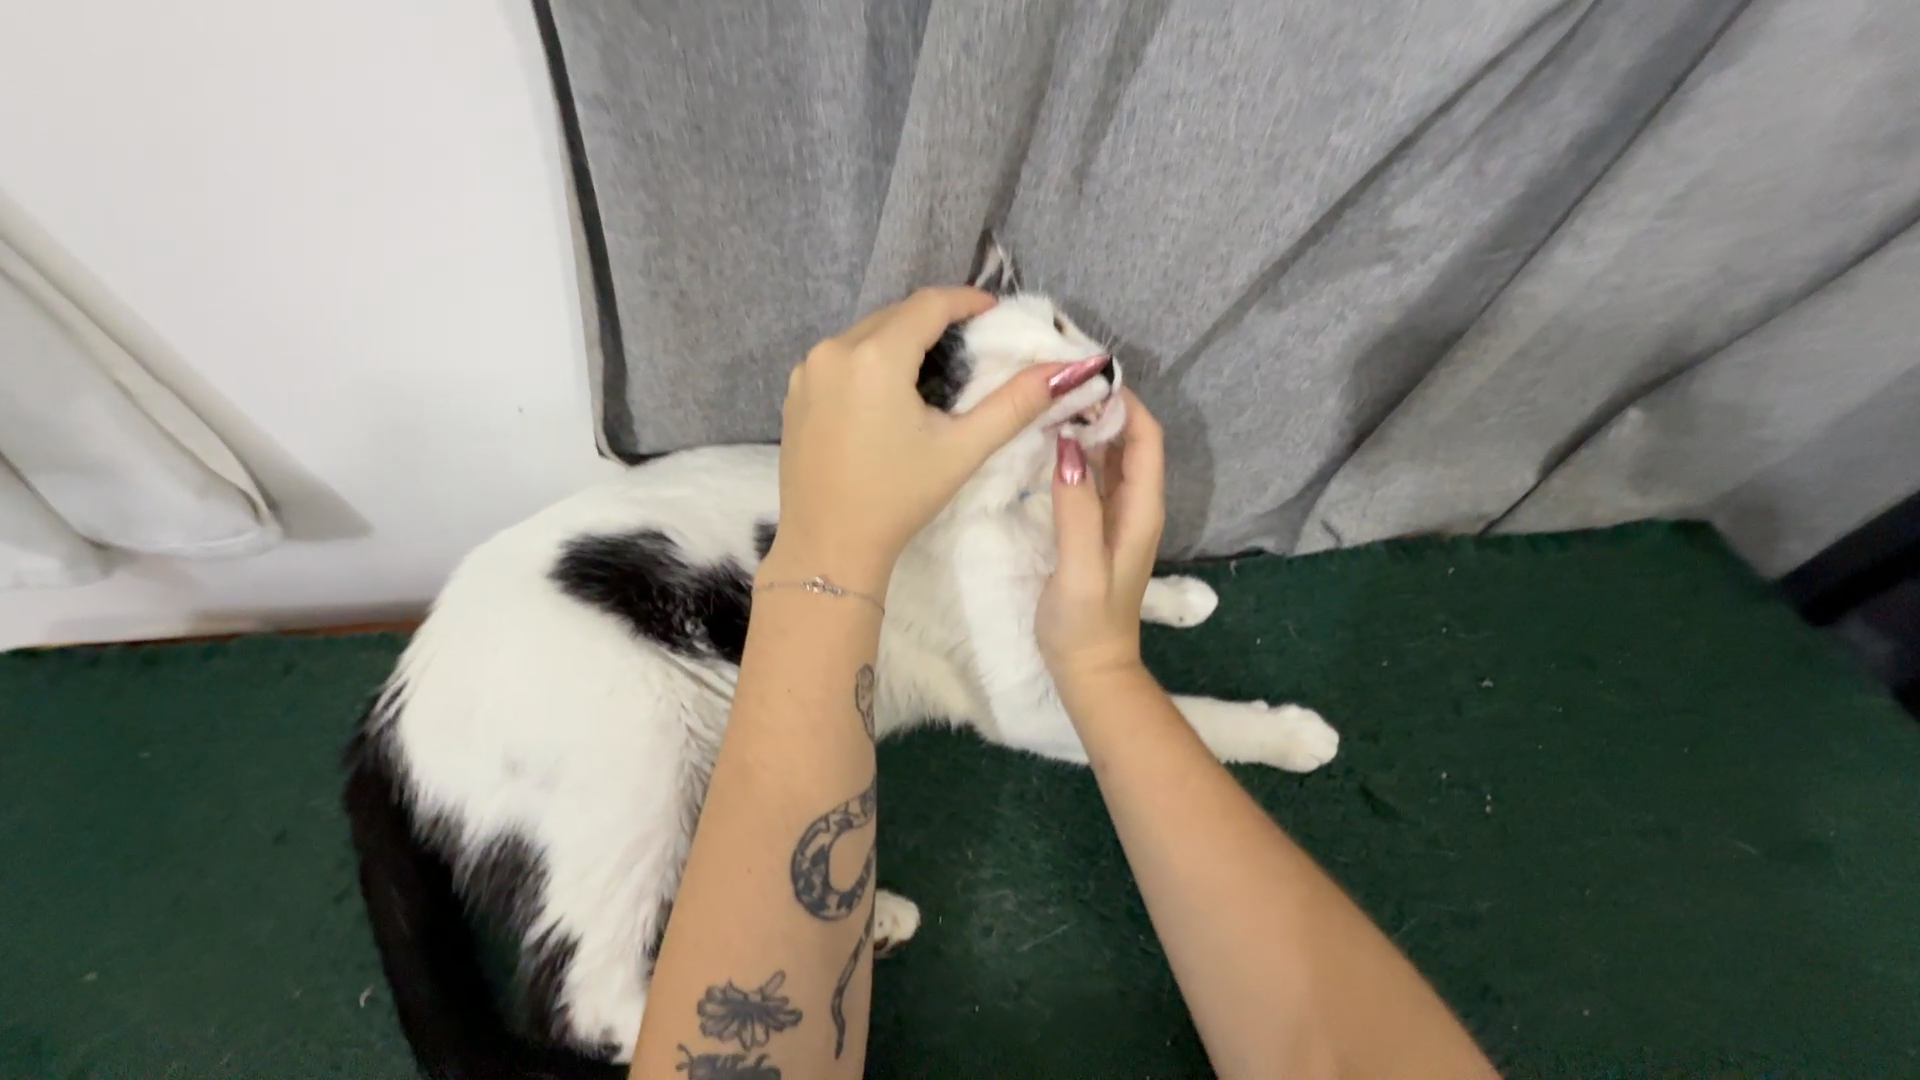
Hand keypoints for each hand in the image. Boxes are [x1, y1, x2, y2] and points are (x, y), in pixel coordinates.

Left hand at [769, 287, 1064, 589]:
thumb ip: (1016, 403)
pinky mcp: (794, 393)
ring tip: (933, 371)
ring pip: (865, 335)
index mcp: (874, 356)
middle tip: (969, 345)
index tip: (993, 312)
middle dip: (934, 322)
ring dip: (901, 342)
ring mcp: (807, 372)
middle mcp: (832, 350)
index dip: (966, 301)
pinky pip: (840, 360)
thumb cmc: (899, 499)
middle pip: (894, 316)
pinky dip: (870, 363)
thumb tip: (1069, 370)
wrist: (828, 547)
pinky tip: (889, 396)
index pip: (928, 304)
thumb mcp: (962, 450)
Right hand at [1037, 388, 1163, 687]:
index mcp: (1142, 509)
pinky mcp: (1097, 526)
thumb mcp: (1080, 567)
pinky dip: (1076, 453)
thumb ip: (1076, 510)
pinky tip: (1048, 444)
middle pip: (1130, 440)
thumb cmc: (1087, 622)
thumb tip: (1065, 444)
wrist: (1090, 667)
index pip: (1145, 438)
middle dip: (1102, 407)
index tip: (1082, 377)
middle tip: (1057, 383)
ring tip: (1049, 402)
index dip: (1123, 402)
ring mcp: (1117, 516)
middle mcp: (1136, 505)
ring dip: (1088, 427)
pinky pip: (1093, 476)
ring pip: (1111, 456)